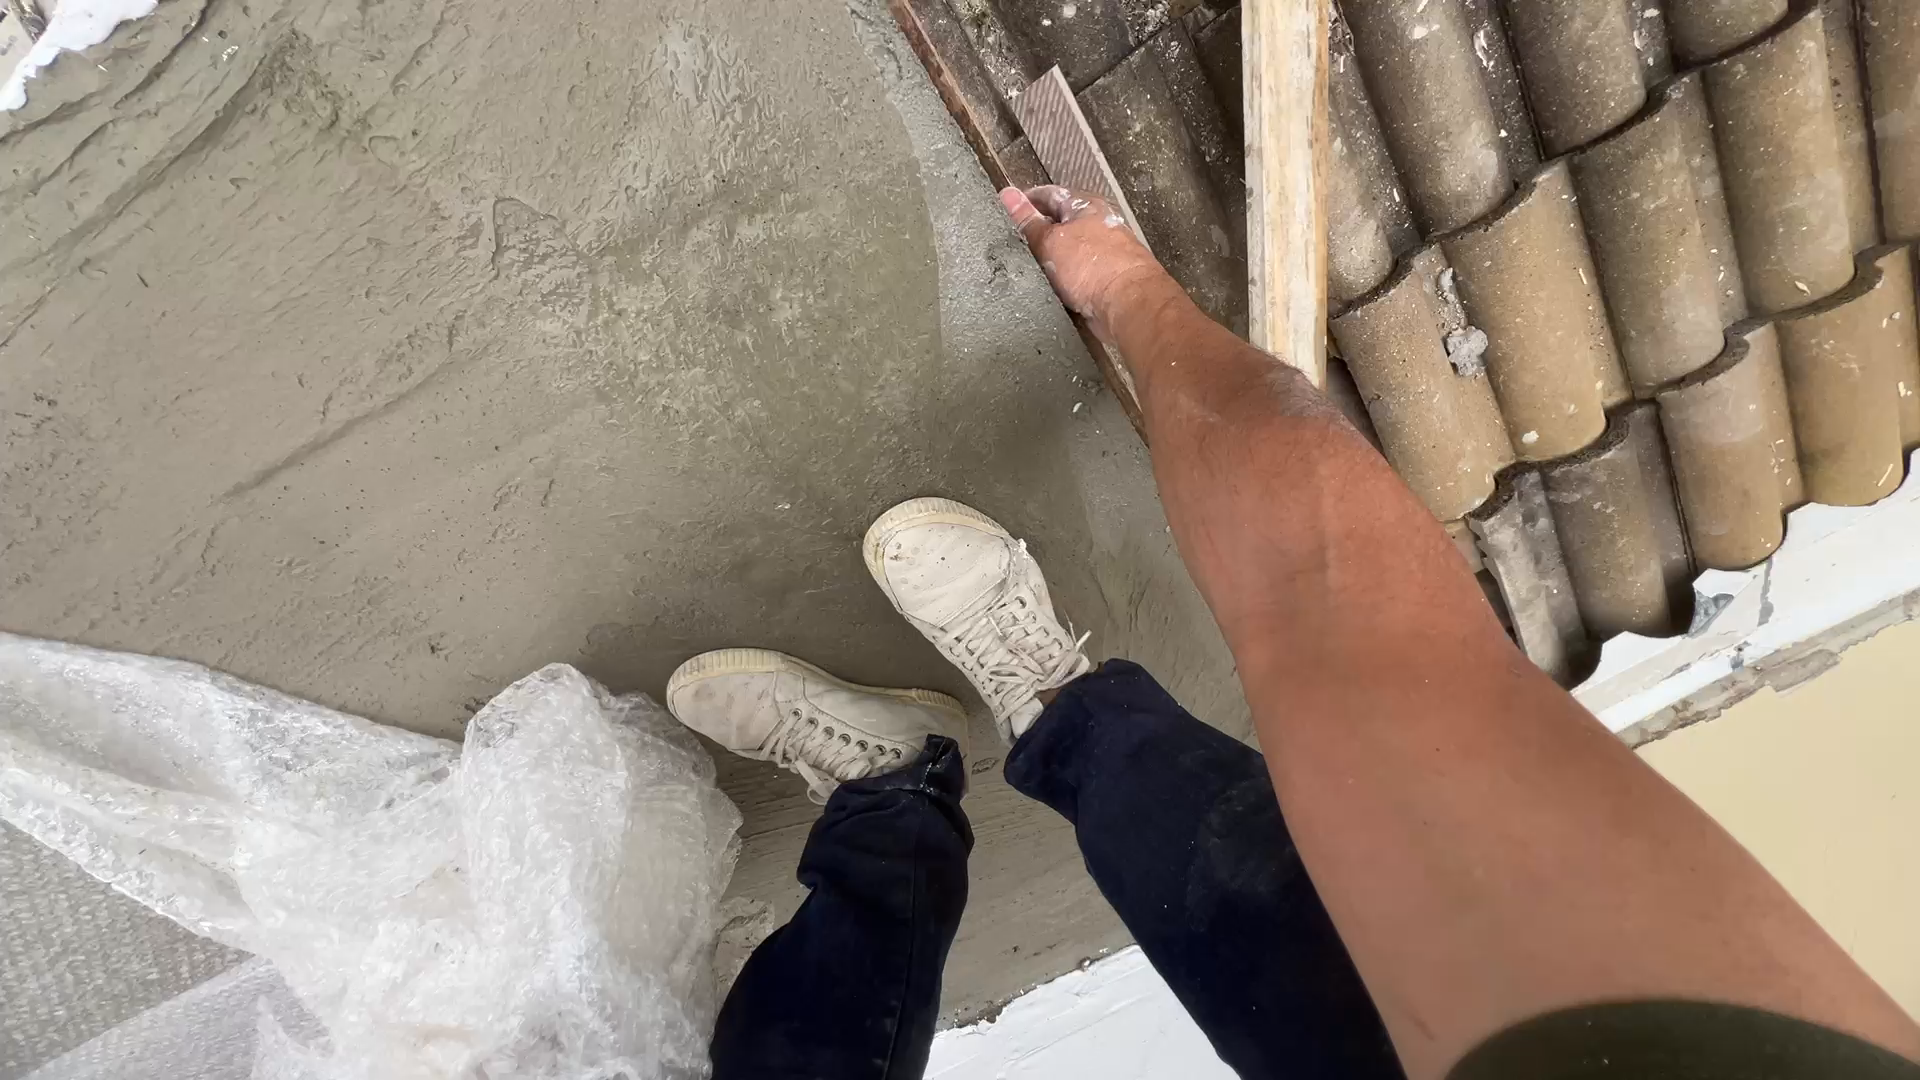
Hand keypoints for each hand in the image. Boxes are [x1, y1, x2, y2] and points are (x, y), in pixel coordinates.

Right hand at [999, 186, 1169, 333]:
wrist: (1126, 305)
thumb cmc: (1095, 267)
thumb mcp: (1050, 240)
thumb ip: (1027, 221)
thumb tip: (1007, 195)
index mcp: (1086, 205)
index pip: (1050, 194)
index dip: (1028, 200)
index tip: (1009, 209)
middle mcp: (1097, 226)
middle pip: (1060, 223)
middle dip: (1038, 232)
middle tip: (1014, 241)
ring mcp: (1102, 255)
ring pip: (1067, 252)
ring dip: (1050, 260)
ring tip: (1028, 268)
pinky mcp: (1102, 281)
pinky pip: (1075, 277)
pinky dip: (1061, 281)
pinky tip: (1049, 290)